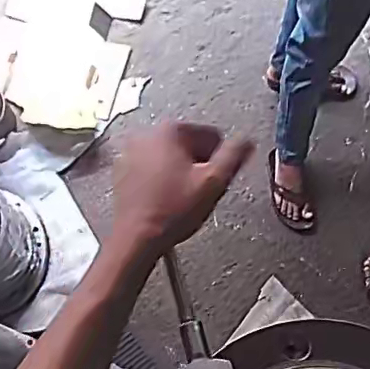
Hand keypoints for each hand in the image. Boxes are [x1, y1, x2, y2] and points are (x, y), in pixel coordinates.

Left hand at [111, 123, 252, 254]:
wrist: (136, 236)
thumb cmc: (170, 213)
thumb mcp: (214, 182)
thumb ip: (234, 156)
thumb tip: (246, 142)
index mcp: (170, 131)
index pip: (212, 136)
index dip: (218, 161)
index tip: (212, 180)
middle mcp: (147, 136)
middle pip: (189, 145)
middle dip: (197, 167)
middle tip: (195, 192)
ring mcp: (131, 153)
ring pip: (169, 158)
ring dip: (178, 174)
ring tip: (178, 198)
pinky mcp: (123, 172)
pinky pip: (151, 170)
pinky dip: (159, 182)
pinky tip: (163, 200)